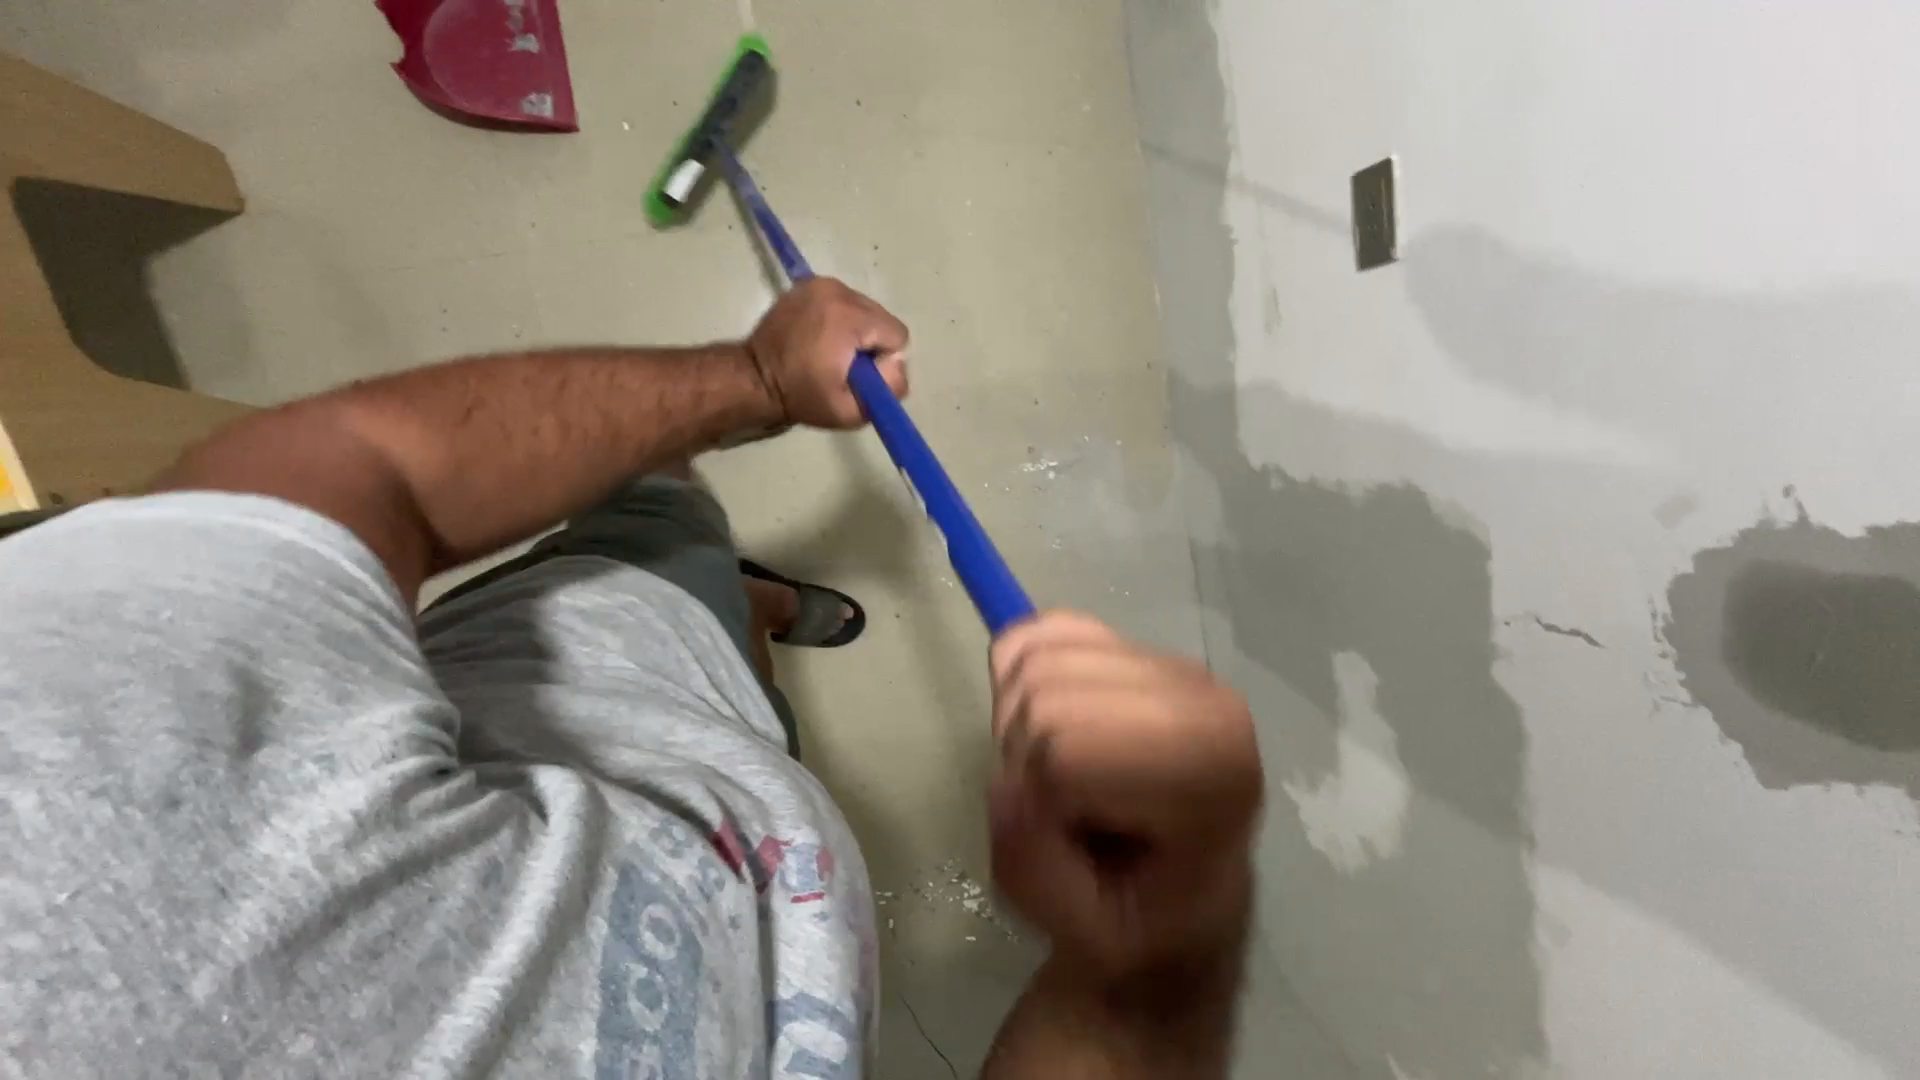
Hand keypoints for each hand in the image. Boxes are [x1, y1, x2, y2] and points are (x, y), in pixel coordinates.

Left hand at [745, 278, 909, 429]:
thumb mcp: (852, 410)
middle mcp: (838, 291)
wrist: (754, 378)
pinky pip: (842, 302)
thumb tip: (897, 365)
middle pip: (880, 318)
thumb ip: (889, 388)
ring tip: (829, 352)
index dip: (884, 360)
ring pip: (863, 309)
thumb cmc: (802, 396)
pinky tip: (820, 338)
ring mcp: (820, 284)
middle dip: (870, 343)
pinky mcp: (807, 285)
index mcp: (850, 317)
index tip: (859, 374)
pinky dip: (839, 320)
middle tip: (844, 365)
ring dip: (856, 331)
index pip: (897, 334)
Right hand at [988, 612, 1261, 979]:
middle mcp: (1200, 697)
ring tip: (1056, 766)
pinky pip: (1046, 629)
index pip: (1066, 748)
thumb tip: (1008, 788)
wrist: (1183, 889)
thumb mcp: (1088, 936)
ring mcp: (1169, 661)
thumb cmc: (1144, 916)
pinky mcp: (1137, 643)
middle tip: (1054, 803)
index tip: (1064, 838)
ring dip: (1019, 715)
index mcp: (1210, 772)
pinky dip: (1021, 670)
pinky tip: (1051, 717)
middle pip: (1043, 691)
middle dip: (1020, 752)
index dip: (1036, 798)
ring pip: (1037, 654)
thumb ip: (1039, 871)